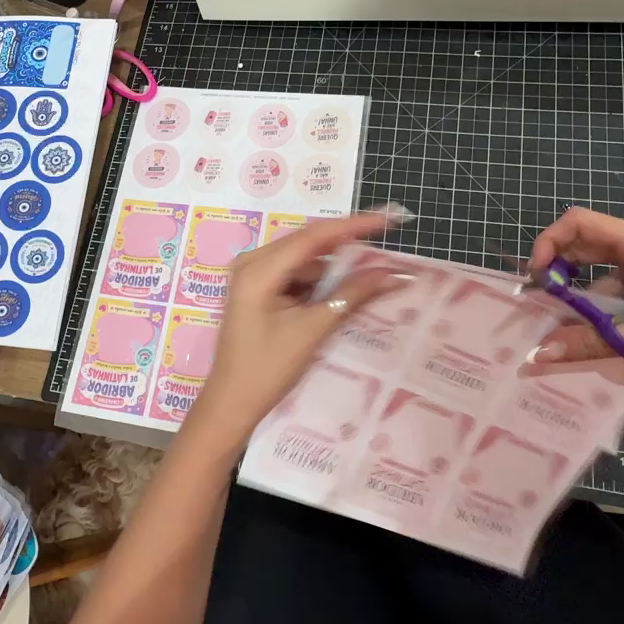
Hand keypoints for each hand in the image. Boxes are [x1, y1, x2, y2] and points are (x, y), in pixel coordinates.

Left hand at [186, 213, 408, 452]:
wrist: (231, 405)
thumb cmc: (266, 369)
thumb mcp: (312, 330)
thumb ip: (351, 295)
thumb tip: (392, 274)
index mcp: (259, 268)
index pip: (314, 236)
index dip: (355, 225)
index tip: (388, 218)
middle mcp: (253, 263)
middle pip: (310, 245)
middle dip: (350, 249)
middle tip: (388, 251)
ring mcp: (254, 276)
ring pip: (307, 262)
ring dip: (337, 270)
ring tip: (375, 277)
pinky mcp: (260, 291)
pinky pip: (298, 276)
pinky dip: (322, 283)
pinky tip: (348, 293)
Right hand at [522, 208, 623, 386]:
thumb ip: (591, 343)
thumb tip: (537, 355)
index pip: (579, 223)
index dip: (549, 242)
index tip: (537, 278)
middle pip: (587, 247)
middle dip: (561, 274)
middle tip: (544, 307)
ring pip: (604, 276)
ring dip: (586, 302)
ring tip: (574, 336)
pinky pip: (623, 294)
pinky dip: (607, 313)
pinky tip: (605, 340)